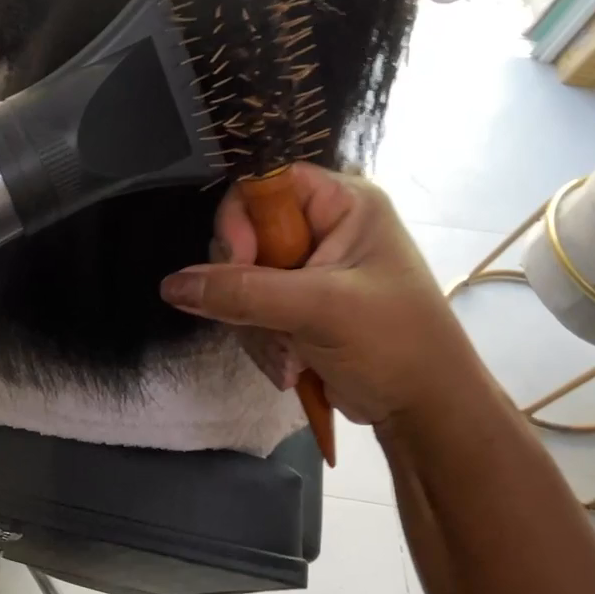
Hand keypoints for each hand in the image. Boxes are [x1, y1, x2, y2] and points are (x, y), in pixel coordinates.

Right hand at [160, 163, 475, 425]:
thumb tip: (171, 286)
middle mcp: (320, 229)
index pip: (264, 184)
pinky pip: (243, 310)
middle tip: (266, 318)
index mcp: (343, 205)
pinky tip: (289, 365)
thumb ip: (244, 293)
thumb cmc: (393, 343)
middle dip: (243, 286)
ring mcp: (304, 269)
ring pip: (235, 279)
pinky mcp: (292, 304)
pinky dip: (257, 340)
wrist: (423, 408)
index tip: (240, 262)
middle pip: (242, 235)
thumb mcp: (319, 310)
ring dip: (250, 324)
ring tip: (289, 356)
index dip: (241, 220)